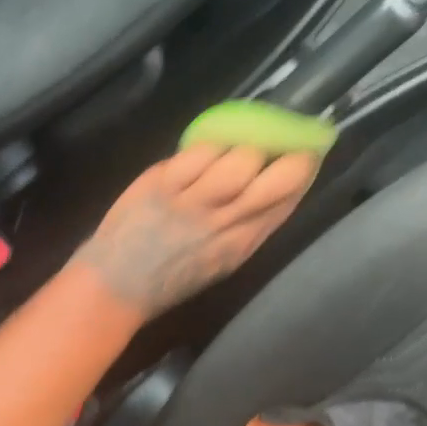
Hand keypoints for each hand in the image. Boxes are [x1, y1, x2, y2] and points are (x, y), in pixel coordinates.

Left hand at [72, 144, 317, 318]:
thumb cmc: (170, 275)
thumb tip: (273, 187)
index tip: (310, 150)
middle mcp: (227, 224)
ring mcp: (195, 203)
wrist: (116, 288)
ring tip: (235, 147)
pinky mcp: (163, 185)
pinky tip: (205, 150)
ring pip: (241, 160)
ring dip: (244, 147)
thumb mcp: (222, 260)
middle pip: (277, 181)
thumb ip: (248, 226)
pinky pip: (199, 154)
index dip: (304, 172)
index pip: (288, 201)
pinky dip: (209, 146)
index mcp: (244, 244)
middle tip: (287, 137)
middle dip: (290, 155)